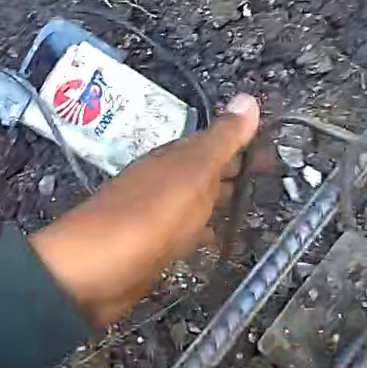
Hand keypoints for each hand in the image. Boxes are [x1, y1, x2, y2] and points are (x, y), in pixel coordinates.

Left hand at [31, 94, 260, 328]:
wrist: (93, 270)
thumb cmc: (150, 216)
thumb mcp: (193, 171)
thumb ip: (221, 140)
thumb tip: (248, 98)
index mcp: (173, 158)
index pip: (213, 142)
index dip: (242, 143)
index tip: (273, 148)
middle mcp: (163, 180)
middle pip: (204, 170)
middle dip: (235, 170)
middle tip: (269, 176)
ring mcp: (155, 214)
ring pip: (195, 199)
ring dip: (219, 199)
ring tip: (250, 204)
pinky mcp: (150, 246)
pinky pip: (185, 230)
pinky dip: (203, 229)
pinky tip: (213, 237)